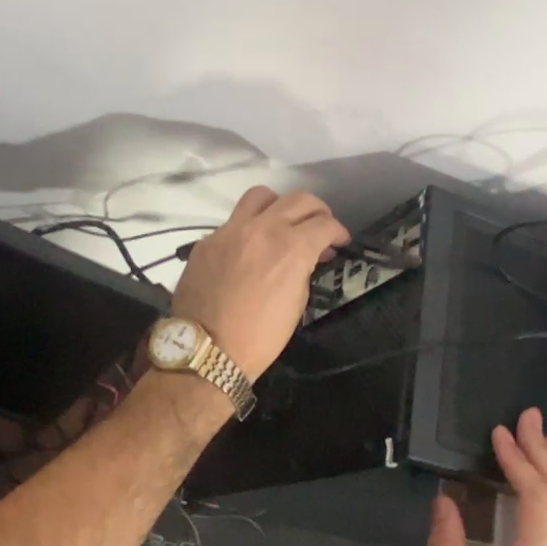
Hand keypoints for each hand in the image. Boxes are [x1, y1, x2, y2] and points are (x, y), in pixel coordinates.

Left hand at [169, 187, 349, 378]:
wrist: (207, 349)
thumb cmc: (260, 337)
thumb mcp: (296, 303)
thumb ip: (304, 270)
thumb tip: (307, 256)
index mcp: (291, 247)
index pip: (324, 224)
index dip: (338, 232)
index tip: (339, 241)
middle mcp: (262, 229)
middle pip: (298, 200)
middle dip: (316, 211)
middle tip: (319, 227)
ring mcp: (230, 231)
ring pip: (261, 196)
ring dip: (279, 205)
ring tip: (282, 223)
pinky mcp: (207, 241)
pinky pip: (233, 222)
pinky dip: (248, 229)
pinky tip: (248, 249)